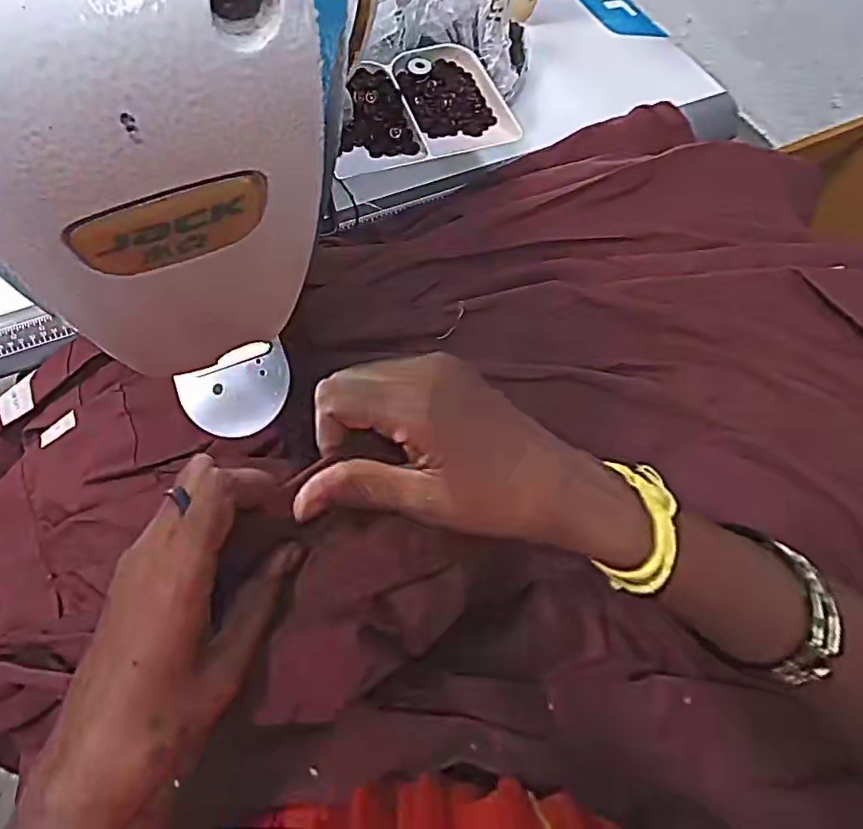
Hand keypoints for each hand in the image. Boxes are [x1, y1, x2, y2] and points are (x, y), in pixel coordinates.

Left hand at [18, 456, 302, 828]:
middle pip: (193, 475)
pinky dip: (197, 521)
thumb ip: (260, 598)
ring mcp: (132, 557)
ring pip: (179, 494)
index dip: (253, 481)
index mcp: (176, 566)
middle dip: (237, 483)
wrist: (94, 755)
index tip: (283, 503)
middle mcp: (149, 548)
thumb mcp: (227, 664)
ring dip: (217, 502)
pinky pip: (166, 521)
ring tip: (251, 541)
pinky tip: (219, 562)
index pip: (213, 483)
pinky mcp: (125, 571)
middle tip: (269, 518)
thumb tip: (289, 552)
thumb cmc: (165, 718)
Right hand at [293, 353, 649, 566]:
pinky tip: (408, 433)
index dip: (327, 433)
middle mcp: (421, 368)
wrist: (562, 485)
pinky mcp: (447, 366)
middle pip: (343, 379)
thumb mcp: (423, 500)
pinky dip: (382, 399)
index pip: (331, 394)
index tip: (353, 468)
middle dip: (339, 420)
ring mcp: (437, 363)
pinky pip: (390, 372)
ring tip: (391, 450)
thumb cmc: (496, 501)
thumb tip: (300, 499)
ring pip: (363, 373)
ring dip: (360, 409)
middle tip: (369, 462)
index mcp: (413, 400)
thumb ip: (357, 486)